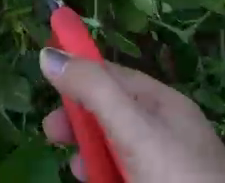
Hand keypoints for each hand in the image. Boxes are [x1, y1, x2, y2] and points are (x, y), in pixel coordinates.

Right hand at [39, 49, 224, 182]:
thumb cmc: (179, 179)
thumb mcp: (133, 129)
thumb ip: (92, 89)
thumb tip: (49, 54)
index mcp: (164, 106)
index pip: (112, 75)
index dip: (78, 73)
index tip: (45, 82)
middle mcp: (166, 134)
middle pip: (110, 115)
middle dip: (78, 122)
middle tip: (52, 135)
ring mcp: (166, 170)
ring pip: (116, 152)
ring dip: (91, 158)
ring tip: (77, 174)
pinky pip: (125, 177)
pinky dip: (108, 179)